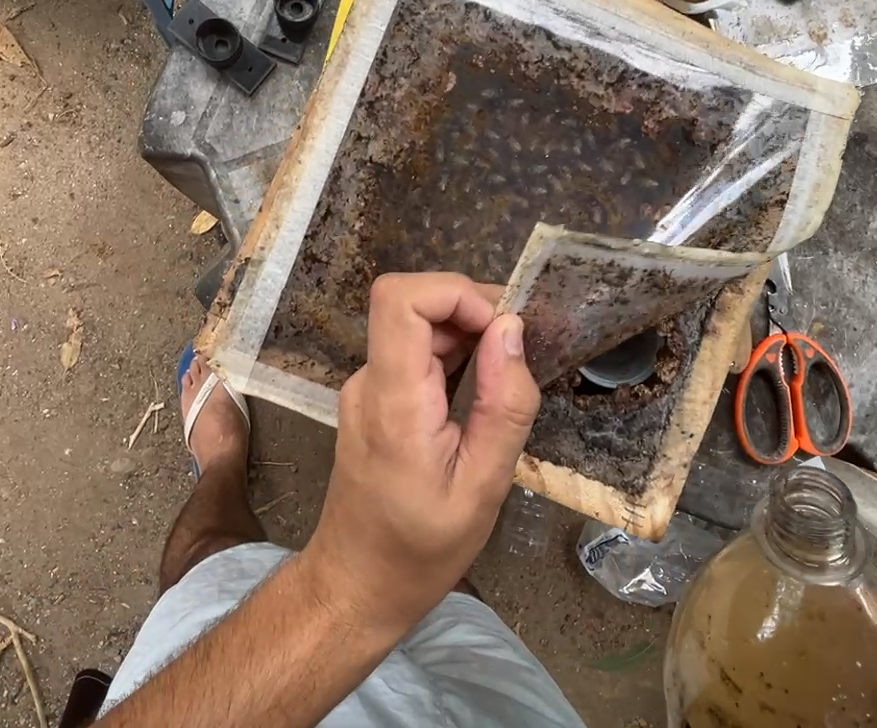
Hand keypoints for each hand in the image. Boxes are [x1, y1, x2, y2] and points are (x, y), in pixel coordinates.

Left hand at [303, 273, 540, 634]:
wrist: (356, 583)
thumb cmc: (421, 549)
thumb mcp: (483, 488)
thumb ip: (502, 405)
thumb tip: (512, 329)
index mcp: (393, 400)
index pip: (400, 298)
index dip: (454, 292)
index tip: (500, 327)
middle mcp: (369, 380)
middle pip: (412, 302)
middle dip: (472, 309)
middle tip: (519, 349)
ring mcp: (367, 386)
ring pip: (416, 322)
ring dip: (466, 330)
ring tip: (507, 370)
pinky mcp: (374, 396)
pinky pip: (414, 349)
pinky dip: (453, 351)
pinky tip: (482, 384)